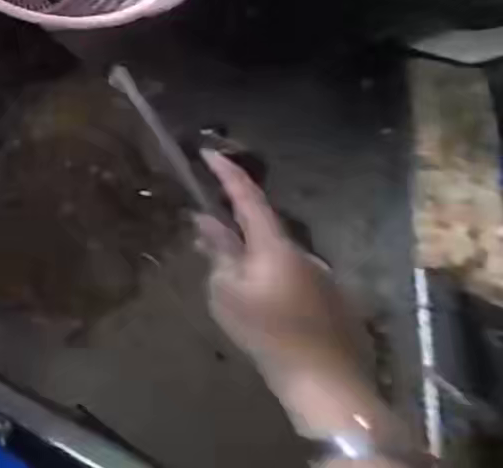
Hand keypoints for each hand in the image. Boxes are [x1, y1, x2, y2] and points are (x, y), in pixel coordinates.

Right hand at [196, 150, 366, 391]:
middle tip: (203, 232)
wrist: (326, 384)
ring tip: (226, 275)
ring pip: (277, 256)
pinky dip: (268, 276)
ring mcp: (325, 282)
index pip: (249, 199)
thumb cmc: (265, 328)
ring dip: (251, 256)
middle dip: (233, 226)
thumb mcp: (225, 287)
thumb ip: (218, 250)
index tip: (207, 151)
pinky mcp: (334, 305)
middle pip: (263, 230)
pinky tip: (257, 299)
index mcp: (276, 247)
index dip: (228, 174)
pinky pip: (292, 277)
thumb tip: (206, 219)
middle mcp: (305, 257)